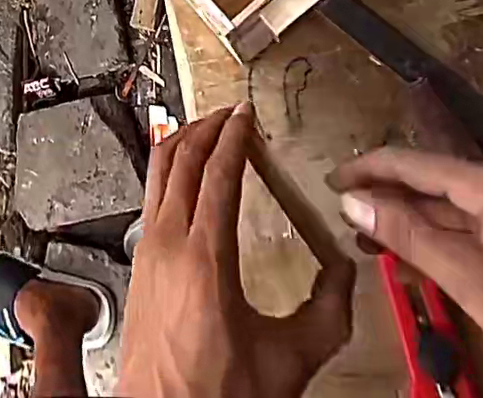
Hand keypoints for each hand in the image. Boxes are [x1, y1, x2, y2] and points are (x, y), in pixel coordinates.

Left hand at [117, 103, 352, 397]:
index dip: (234, 136)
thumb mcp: (289, 360)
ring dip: (183, 140)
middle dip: (206, 126)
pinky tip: (188, 172)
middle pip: (181, 157)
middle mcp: (167, 240)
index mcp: (204, 257)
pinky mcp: (138, 255)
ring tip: (209, 129)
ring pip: (158, 168)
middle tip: (230, 113)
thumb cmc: (218, 395)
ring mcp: (146, 245)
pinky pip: (151, 191)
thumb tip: (344, 272)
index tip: (246, 114)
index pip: (217, 173)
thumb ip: (326, 313)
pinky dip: (169, 166)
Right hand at [328, 148, 482, 397]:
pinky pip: (471, 227)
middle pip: (429, 179)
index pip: (411, 162)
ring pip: (448, 205)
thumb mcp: (475, 285)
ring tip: (370, 238)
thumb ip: (410, 235)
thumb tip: (353, 199)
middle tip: (345, 214)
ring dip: (408, 218)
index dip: (366, 169)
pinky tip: (417, 257)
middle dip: (385, 194)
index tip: (330, 182)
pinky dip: (438, 238)